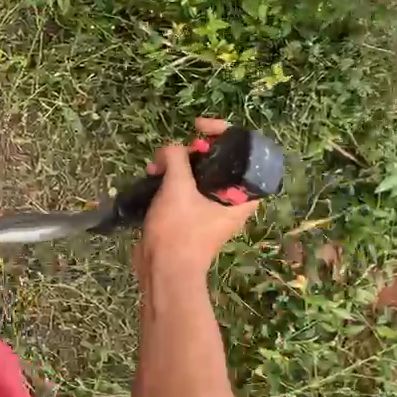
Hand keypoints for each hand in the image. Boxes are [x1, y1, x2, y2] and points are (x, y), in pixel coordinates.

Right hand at [137, 118, 258, 282]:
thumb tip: (171, 150)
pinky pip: (185, 187)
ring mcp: (211, 207)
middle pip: (217, 161)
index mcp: (242, 195)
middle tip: (172, 153)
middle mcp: (232, 199)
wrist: (165, 268)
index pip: (244, 152)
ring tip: (154, 168)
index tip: (198, 127)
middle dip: (191, 151)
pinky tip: (151, 178)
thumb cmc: (179, 230)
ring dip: (175, 164)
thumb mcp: (177, 189)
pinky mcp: (192, 214)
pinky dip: (170, 178)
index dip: (223, 132)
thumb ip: (176, 159)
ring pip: (197, 173)